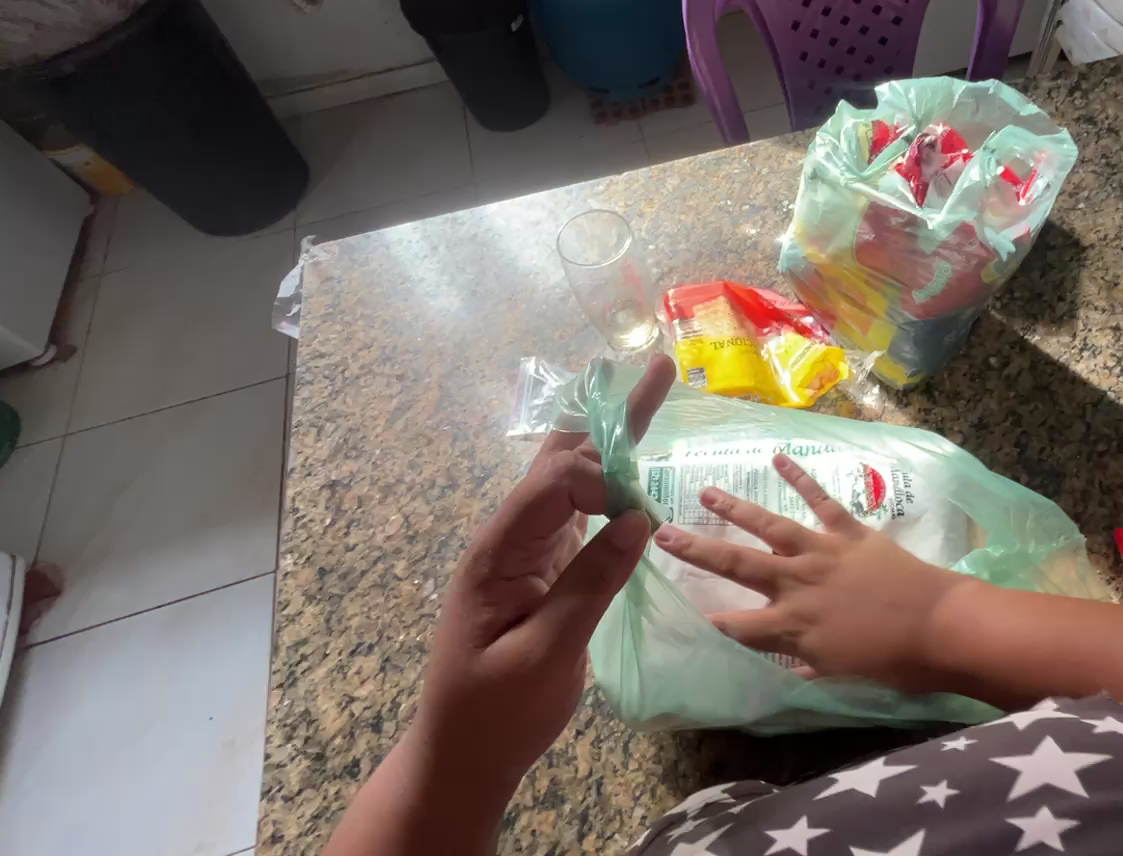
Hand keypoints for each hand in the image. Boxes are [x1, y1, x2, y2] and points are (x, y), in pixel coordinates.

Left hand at [415, 354, 675, 783]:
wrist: (465, 753)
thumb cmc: (496, 711)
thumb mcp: (544, 656)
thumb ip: (590, 584)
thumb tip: (639, 519)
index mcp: (499, 550)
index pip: (552, 484)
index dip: (601, 480)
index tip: (640, 513)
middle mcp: (512, 533)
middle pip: (562, 455)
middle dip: (611, 414)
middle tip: (657, 370)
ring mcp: (530, 543)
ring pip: (572, 472)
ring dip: (612, 433)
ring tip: (650, 388)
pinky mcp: (548, 558)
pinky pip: (581, 505)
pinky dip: (612, 475)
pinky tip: (633, 458)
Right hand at [650, 453, 975, 690]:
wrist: (939, 626)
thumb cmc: (892, 662)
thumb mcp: (840, 676)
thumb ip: (804, 664)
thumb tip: (781, 664)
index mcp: (793, 627)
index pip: (735, 627)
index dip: (702, 621)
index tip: (671, 609)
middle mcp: (797, 584)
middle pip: (738, 566)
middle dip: (698, 550)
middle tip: (664, 532)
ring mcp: (821, 552)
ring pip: (770, 527)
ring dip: (736, 509)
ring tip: (706, 490)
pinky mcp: (848, 532)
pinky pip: (820, 501)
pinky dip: (801, 479)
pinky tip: (779, 458)